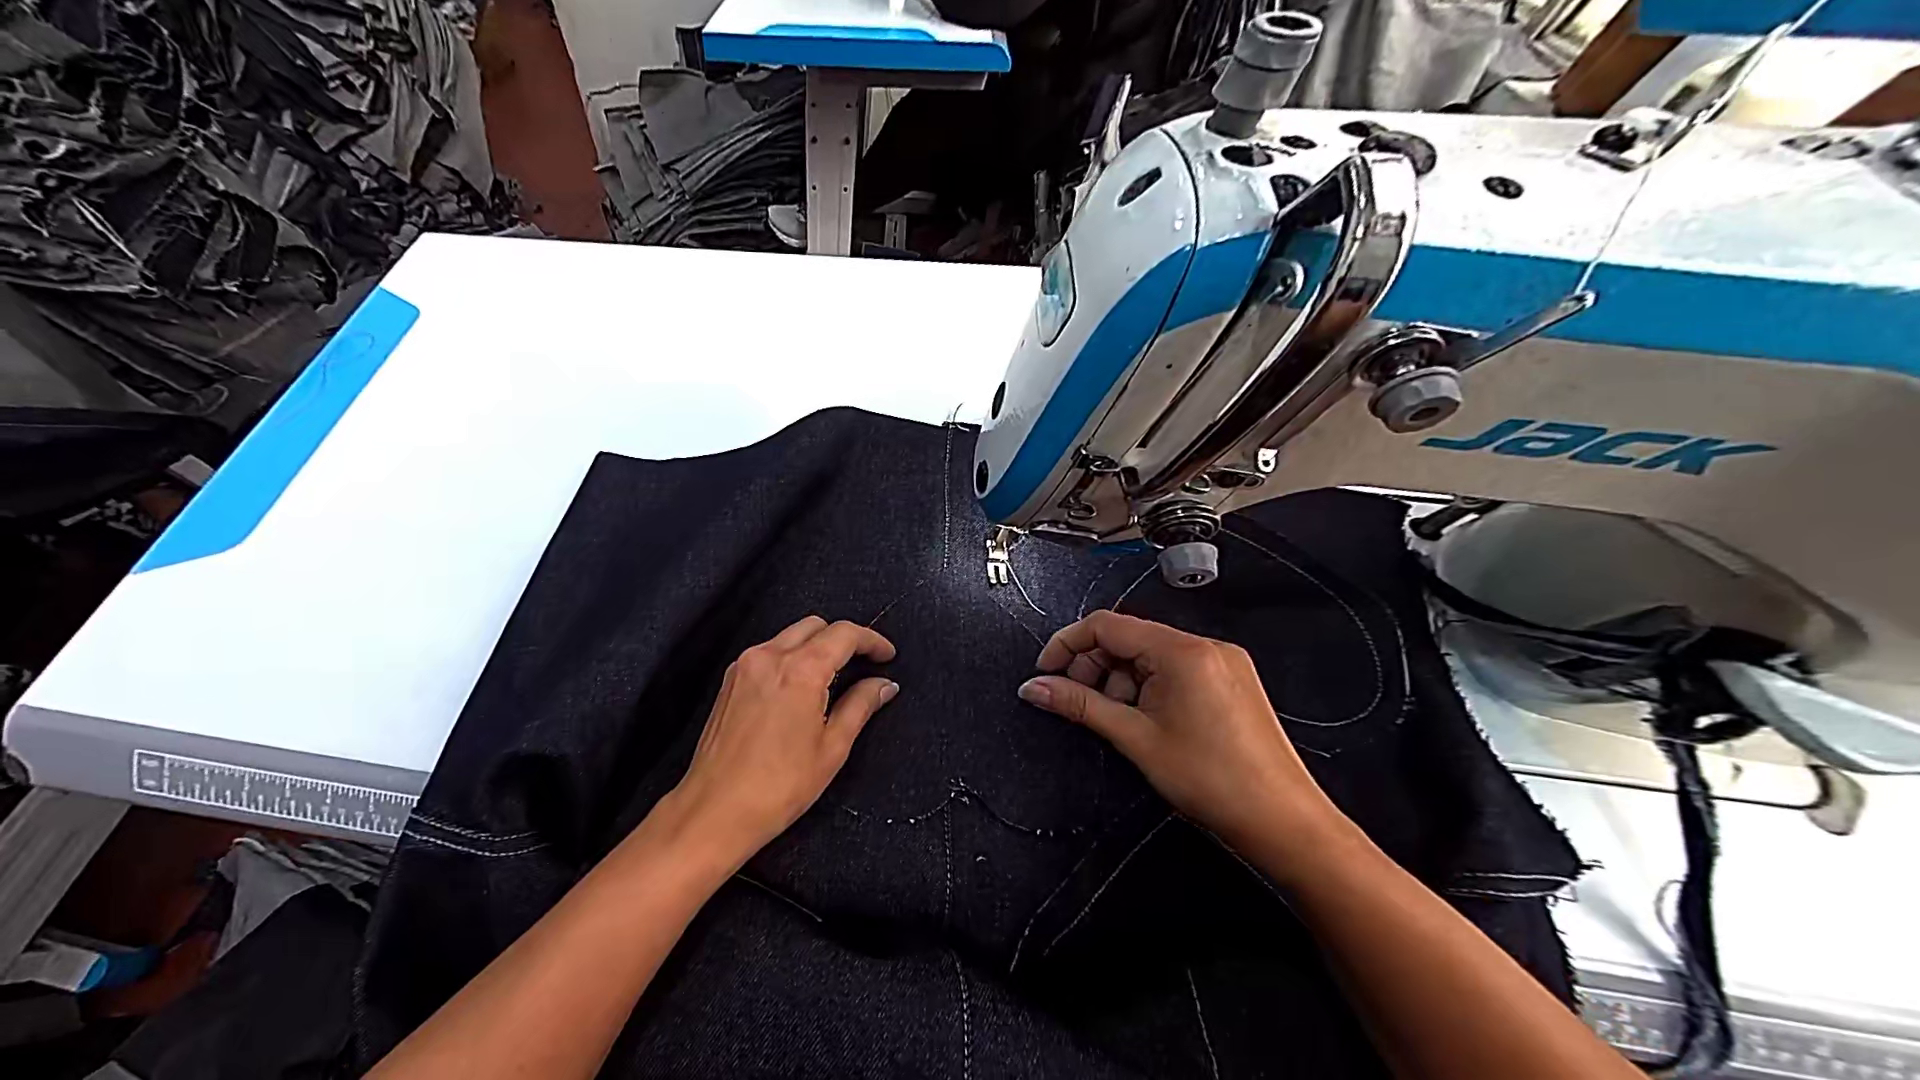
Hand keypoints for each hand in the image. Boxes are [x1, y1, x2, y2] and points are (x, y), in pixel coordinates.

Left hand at [661, 616, 897, 866]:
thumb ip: (861, 705)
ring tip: (834, 678)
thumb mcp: (832, 747)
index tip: (887, 655)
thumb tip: (884, 685)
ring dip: (816, 646)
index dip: (872, 640)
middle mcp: (769, 657)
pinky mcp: (730, 681)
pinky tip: (802, 689)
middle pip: (816, 626)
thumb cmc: (777, 787)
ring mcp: (744, 667)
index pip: (844, 634)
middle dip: (844, 639)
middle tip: (864, 664)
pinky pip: (769, 653)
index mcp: (799, 671)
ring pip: (790, 636)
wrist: (714, 813)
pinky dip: (792, 658)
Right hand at [1018, 610, 1338, 857]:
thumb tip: (1035, 688)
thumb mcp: (1135, 738)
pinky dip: (1148, 688)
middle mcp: (1205, 647)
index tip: (1046, 671)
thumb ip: (1080, 705)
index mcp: (1182, 651)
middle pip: (1128, 638)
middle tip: (1077, 701)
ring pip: (1150, 656)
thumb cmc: (1218, 783)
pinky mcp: (1229, 680)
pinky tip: (1144, 720)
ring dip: (1122, 682)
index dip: (1068, 645)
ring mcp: (1221, 662)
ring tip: (1120, 722)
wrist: (1282, 821)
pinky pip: (1174, 669)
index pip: (1107, 625)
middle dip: (1095, 667)